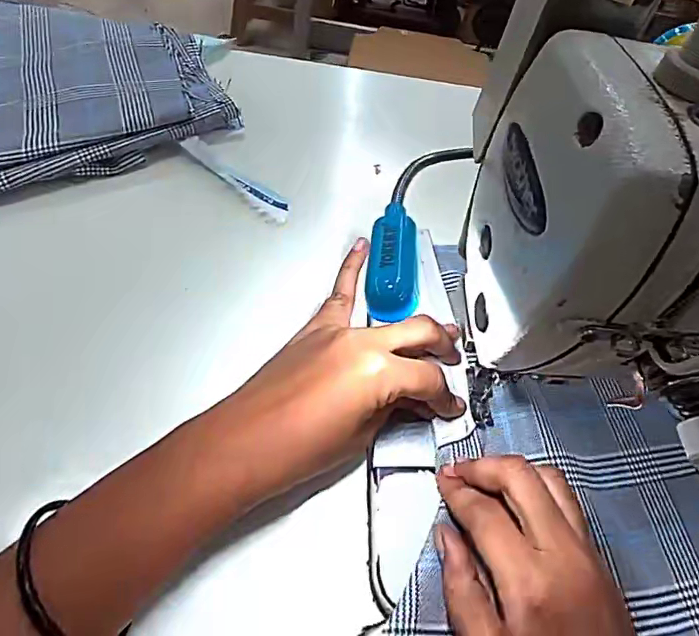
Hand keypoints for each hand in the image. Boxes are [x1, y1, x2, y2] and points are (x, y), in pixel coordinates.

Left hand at [213, 237, 465, 504]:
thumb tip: (408, 403)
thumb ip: (393, 411)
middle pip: (418, 334)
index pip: (428, 378)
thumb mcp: (361, 437)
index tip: (447, 406)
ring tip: (437, 329)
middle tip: (452, 361)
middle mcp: (360, 343)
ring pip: (389, 315)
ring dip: (416, 322)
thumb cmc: (291, 447)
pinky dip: (351, 267)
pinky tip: (361, 250)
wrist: (246, 441)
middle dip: (442, 348)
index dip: (443, 396)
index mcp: (378, 372)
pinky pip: (340, 291)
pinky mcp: (316, 329)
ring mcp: (337, 331)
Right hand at [437, 456, 633, 635]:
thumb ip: (462, 592)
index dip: (457, 491)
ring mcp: (589, 556)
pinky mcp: (603, 564)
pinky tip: (521, 500)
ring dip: (514, 471)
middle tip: (459, 472)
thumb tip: (447, 537)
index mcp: (530, 583)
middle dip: (483, 466)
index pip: (485, 512)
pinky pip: (570, 502)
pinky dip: (540, 487)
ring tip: (488, 479)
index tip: (443, 483)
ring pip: (551, 479)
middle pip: (520, 477)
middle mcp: (564, 557)